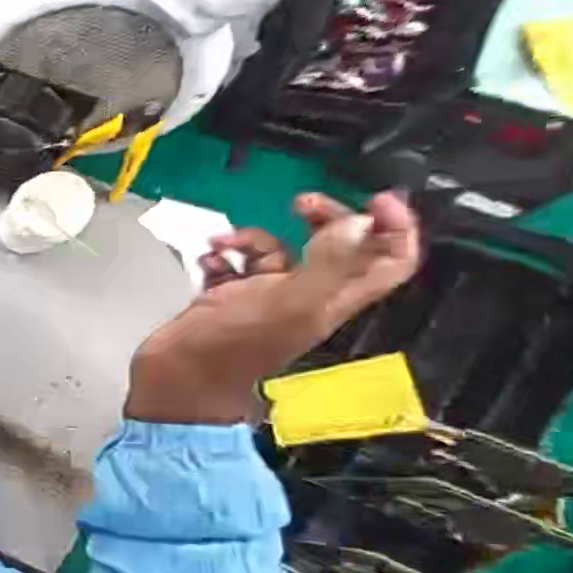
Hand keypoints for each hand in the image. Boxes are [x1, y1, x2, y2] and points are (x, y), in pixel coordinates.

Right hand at [124, 191, 421, 423]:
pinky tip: (207, 258)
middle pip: (332, 249)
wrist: (177, 372)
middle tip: (300, 202)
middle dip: (321, 220)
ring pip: (273, 254)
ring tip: (223, 241)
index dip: (395, 229)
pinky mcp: (224, 299)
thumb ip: (328, 262)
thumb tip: (357, 222)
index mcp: (330, 299)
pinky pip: (231, 267)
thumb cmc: (232, 343)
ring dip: (250, 239)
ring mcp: (260, 297)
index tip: (376, 200)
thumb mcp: (288, 302)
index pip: (388, 261)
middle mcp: (302, 296)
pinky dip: (220, 257)